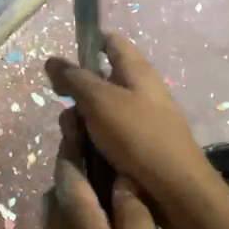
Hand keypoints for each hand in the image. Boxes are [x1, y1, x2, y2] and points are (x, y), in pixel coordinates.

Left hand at [42, 115, 177, 228]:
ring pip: (56, 214)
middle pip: (60, 191)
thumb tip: (123, 177)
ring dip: (66, 189)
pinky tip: (84, 227)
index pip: (72, 174)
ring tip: (82, 173)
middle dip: (67, 160)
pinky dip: (70, 218)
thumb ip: (133, 220)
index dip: (72, 143)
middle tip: (76, 135)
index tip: (72, 115)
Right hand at [44, 31, 212, 202]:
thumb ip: (73, 79)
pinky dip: (95, 139)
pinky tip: (87, 153)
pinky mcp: (140, 144)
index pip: (111, 41)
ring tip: (74, 140)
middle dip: (76, 94)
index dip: (87, 44)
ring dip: (82, 121)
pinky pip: (109, 133)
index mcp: (137, 70)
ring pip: (100, 110)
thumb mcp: (99, 101)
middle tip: (66, 113)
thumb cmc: (138, 135)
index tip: (63, 64)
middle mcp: (142, 89)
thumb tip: (51, 60)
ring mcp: (143, 118)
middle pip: (100, 79)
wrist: (176, 187)